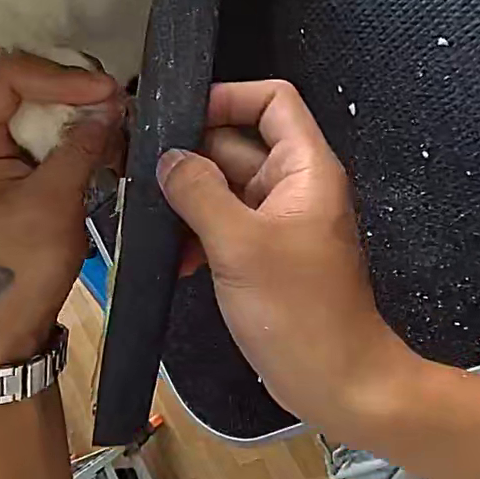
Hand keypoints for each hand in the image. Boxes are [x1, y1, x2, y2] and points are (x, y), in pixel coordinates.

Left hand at [0, 52, 122, 365]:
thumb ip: (80, 147)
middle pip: (19, 80)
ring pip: (37, 102)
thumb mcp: (53, 204)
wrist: (10, 314)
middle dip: (70, 86)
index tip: (105, 90)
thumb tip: (111, 104)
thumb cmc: (21, 266)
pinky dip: (77, 130)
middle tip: (114, 101)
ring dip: (78, 108)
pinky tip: (105, 142)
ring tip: (116, 121)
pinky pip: (46, 128)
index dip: (57, 75)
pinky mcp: (15, 162)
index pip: (4, 75)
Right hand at [156, 80, 417, 425]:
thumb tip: (169, 158)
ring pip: (225, 188)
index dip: (227, 98)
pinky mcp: (264, 253)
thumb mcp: (241, 245)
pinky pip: (225, 225)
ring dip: (190, 203)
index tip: (179, 120)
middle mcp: (292, 187)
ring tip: (158, 226)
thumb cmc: (300, 312)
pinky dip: (200, 235)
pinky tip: (179, 260)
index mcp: (304, 169)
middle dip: (192, 159)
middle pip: (237, 145)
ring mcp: (277, 221)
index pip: (272, 100)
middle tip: (144, 177)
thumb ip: (200, 193)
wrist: (336, 380)